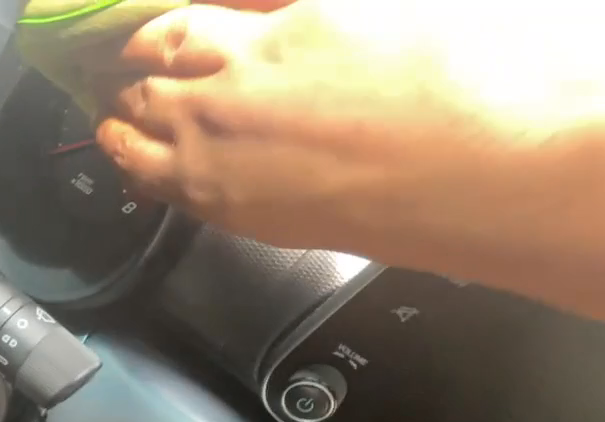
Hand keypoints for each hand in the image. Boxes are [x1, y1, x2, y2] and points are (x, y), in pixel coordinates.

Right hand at [93, 0, 604, 262]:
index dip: (122, 136)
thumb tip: (214, 169)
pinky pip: (243, 8)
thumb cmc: (393, 210)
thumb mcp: (286, 217)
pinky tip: (240, 26)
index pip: (131, 149)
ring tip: (151, 36)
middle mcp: (213, 119)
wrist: (484, 163)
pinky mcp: (310, 10)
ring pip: (175, 35)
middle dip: (133, 88)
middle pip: (143, 92)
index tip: (120, 130)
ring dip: (156, 37)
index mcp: (207, 180)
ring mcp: (256, 58)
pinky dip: (228, 19)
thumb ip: (235, 186)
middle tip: (132, 80)